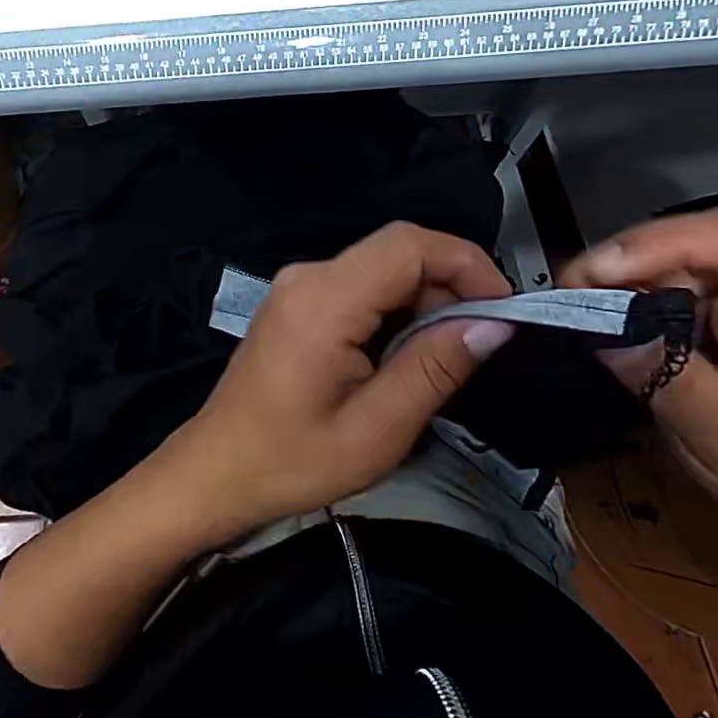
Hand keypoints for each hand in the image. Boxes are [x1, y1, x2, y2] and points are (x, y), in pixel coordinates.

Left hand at [149, 222, 515, 541]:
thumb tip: (494, 324)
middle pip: (399, 250)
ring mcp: (300, 285)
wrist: (215, 472)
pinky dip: (399, 306)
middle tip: (478, 340)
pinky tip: (407, 350)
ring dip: (427, 297)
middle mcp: (309, 276)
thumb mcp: (376, 430)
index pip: (410, 245)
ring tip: (445, 353)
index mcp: (324, 301)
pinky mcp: (299, 300)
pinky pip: (363, 284)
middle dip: (451, 283)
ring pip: (384, 266)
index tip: (502, 310)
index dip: (467, 264)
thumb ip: (435, 368)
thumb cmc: (290, 462)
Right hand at [562, 207, 717, 556]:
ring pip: (682, 267)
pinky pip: (671, 297)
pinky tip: (602, 320)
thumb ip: (667, 378)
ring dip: (628, 281)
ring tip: (579, 304)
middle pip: (707, 244)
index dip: (668, 241)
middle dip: (637, 258)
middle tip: (574, 285)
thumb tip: (600, 328)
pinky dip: (632, 304)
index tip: (600, 269)